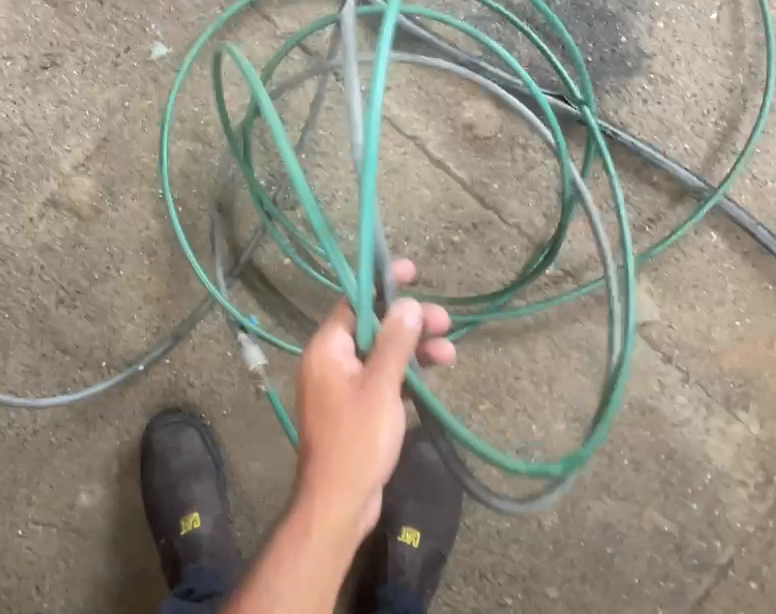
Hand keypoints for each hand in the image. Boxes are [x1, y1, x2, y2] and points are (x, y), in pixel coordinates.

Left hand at [292, 259, 455, 539]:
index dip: (382, 285)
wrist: (339, 503)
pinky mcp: (356, 409)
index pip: (354, 302)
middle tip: (444, 321)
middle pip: (372, 328)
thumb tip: (407, 304)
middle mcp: (330, 362)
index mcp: (326, 349)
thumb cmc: (357, 439)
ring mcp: (343, 387)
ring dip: (414, 349)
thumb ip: (395, 342)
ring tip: (450, 351)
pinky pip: (382, 378)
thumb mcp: (381, 386)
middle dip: (408, 323)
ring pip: (382, 354)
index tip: (412, 272)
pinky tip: (433, 374)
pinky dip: (406, 374)